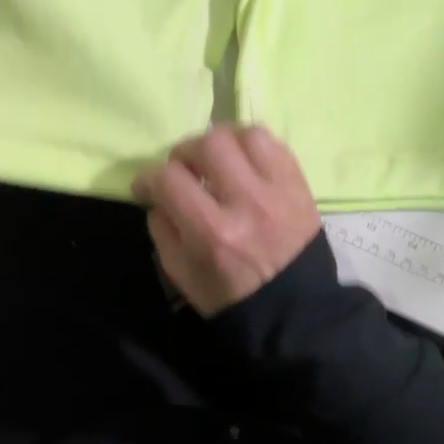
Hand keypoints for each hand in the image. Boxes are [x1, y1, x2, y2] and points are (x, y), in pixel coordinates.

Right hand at [132, 125, 322, 315]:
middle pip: (209, 145)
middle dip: (184, 152)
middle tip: (181, 170)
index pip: (169, 180)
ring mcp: (278, 190)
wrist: (292, 309)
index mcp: (213, 233)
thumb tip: (158, 197)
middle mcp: (247, 203)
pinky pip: (273, 143)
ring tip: (213, 160)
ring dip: (220, 141)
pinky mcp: (298, 184)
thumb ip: (163, 231)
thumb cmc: (229, 296)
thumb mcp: (181, 274)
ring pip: (244, 135)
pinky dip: (249, 145)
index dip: (147, 176)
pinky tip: (240, 162)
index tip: (144, 185)